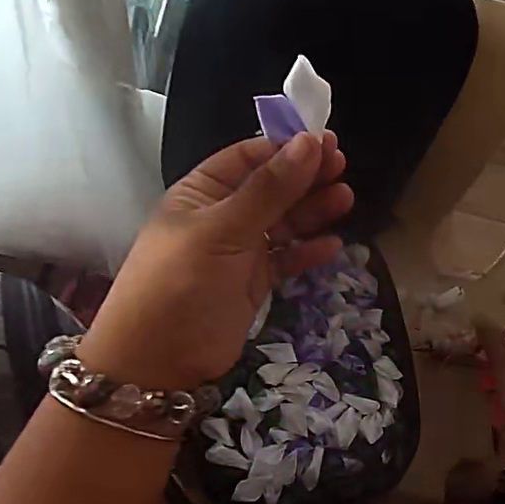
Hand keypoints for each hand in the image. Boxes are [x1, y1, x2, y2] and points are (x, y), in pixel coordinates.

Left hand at [79, 131, 351, 391]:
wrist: (158, 361)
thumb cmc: (182, 283)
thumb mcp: (223, 230)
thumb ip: (269, 189)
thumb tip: (309, 142)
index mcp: (202, 192)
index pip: (248, 157)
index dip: (285, 148)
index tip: (325, 143)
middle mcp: (221, 217)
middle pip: (270, 188)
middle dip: (305, 177)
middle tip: (342, 167)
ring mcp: (238, 251)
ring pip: (283, 222)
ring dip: (312, 210)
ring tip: (345, 199)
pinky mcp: (252, 283)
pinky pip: (285, 259)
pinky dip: (307, 251)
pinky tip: (332, 245)